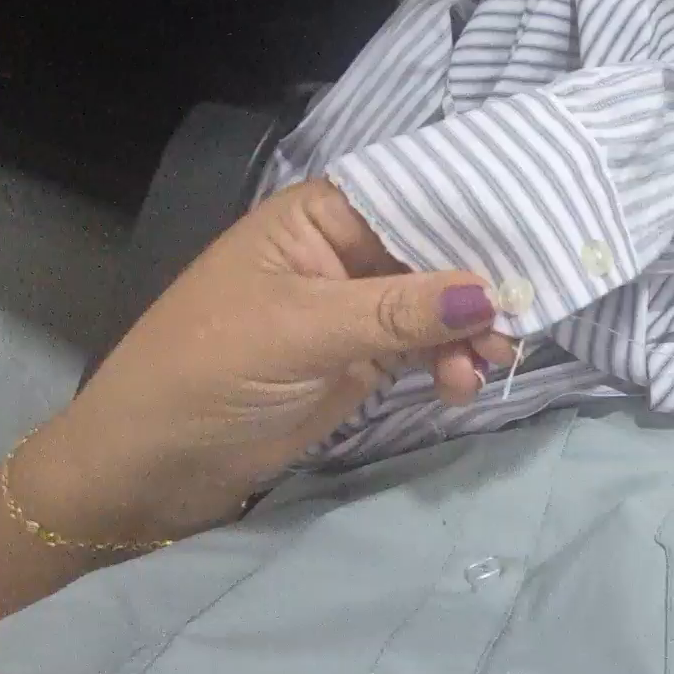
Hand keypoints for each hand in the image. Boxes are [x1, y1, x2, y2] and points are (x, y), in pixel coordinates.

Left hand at [19, 179, 516, 542]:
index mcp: (320, 218)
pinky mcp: (371, 355)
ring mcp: (362, 306)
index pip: (410, 197)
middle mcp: (348, 252)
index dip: (468, 215)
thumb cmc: (200, 375)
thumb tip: (487, 293)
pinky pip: (432, 346)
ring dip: (473, 330)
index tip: (527, 236)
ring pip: (442, 303)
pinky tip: (461, 385)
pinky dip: (455, 362)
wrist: (145, 475)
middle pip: (436, 252)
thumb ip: (396, 311)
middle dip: (479, 283)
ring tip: (492, 361)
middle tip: (519, 317)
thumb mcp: (298, 332)